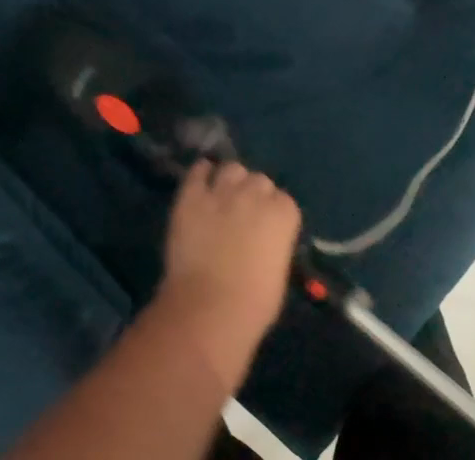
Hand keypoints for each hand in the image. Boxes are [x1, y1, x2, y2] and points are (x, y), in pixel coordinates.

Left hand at [155, 159, 301, 387]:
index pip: (283, 200)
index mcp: (283, 214)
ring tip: (223, 196)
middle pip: (259, 180)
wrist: (209, 305)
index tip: (267, 226)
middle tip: (245, 214)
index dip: (274, 212)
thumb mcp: (278, 271)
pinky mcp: (191, 195)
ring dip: (231, 180)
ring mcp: (221, 191)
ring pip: (231, 169)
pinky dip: (201, 173)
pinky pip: (198, 170)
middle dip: (254, 194)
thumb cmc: (253, 302)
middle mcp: (254, 194)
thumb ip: (274, 243)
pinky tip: (201, 183)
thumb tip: (265, 238)